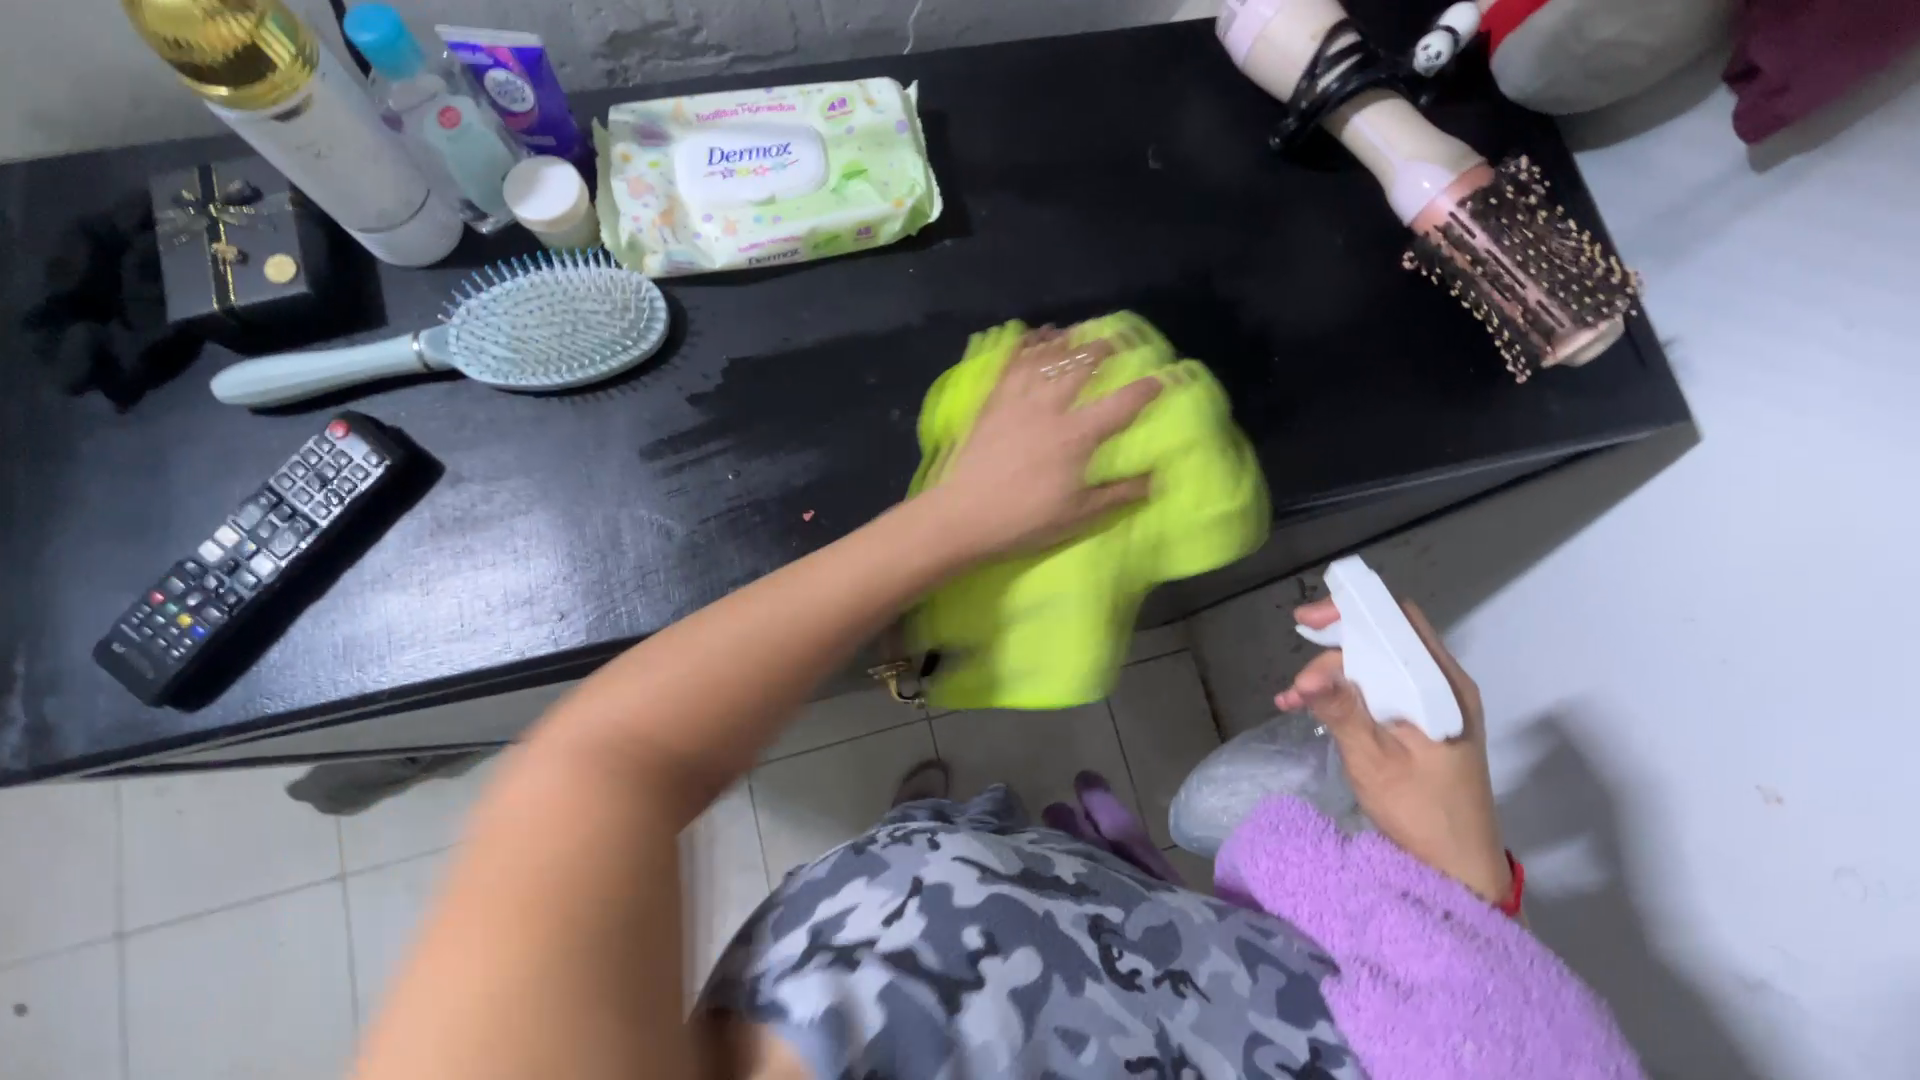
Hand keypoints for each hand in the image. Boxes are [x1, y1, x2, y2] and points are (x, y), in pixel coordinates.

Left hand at [923, 326, 1162, 557]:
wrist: (962, 517)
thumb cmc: (1024, 520)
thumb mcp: (1079, 515)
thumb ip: (1119, 494)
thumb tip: (1156, 480)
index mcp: (1076, 435)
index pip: (1120, 405)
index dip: (1144, 391)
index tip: (1161, 380)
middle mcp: (1048, 408)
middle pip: (1080, 368)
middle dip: (1101, 351)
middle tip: (1114, 341)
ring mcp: (1015, 402)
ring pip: (1043, 360)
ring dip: (1063, 343)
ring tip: (1074, 333)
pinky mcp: (990, 405)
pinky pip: (1008, 366)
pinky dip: (1022, 348)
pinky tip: (1030, 338)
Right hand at [1274, 598, 1512, 904]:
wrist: (1458, 870)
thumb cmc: (1423, 813)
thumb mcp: (1376, 761)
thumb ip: (1344, 712)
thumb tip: (1308, 676)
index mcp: (1442, 685)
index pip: (1398, 620)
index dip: (1354, 610)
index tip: (1310, 621)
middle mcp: (1441, 685)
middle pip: (1384, 640)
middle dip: (1334, 646)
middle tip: (1297, 663)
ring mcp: (1431, 705)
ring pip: (1376, 665)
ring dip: (1332, 674)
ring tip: (1293, 697)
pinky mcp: (1418, 724)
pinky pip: (1377, 690)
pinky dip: (1342, 693)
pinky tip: (1306, 708)